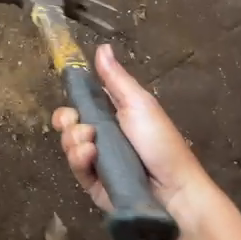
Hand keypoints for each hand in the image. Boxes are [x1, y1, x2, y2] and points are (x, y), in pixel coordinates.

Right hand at [53, 44, 213, 214]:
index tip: (71, 102)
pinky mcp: (93, 182)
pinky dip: (78, 159)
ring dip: (74, 140)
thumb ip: (116, 78)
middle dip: (67, 122)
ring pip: (68, 143)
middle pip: (69, 122)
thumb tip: (102, 46)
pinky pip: (74, 166)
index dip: (71, 102)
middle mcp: (103, 136)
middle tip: (81, 127)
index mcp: (113, 115)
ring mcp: (96, 160)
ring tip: (92, 146)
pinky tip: (91, 156)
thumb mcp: (139, 104)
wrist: (174, 192)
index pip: (81, 103)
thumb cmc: (160, 143)